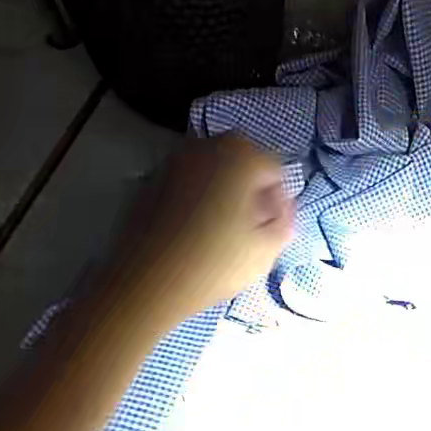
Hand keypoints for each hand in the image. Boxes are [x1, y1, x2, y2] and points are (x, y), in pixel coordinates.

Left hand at [103, 134, 290, 326]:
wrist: (146, 283)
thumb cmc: (213, 265)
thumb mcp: (266, 250)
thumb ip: (285, 223)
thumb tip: (282, 212)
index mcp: (240, 155)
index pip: (275, 170)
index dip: (279, 201)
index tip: (274, 230)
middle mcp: (204, 147)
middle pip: (241, 165)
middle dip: (250, 193)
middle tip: (252, 230)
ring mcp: (172, 162)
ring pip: (210, 174)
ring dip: (222, 196)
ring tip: (222, 234)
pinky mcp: (148, 183)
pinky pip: (184, 187)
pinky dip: (194, 202)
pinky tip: (193, 235)